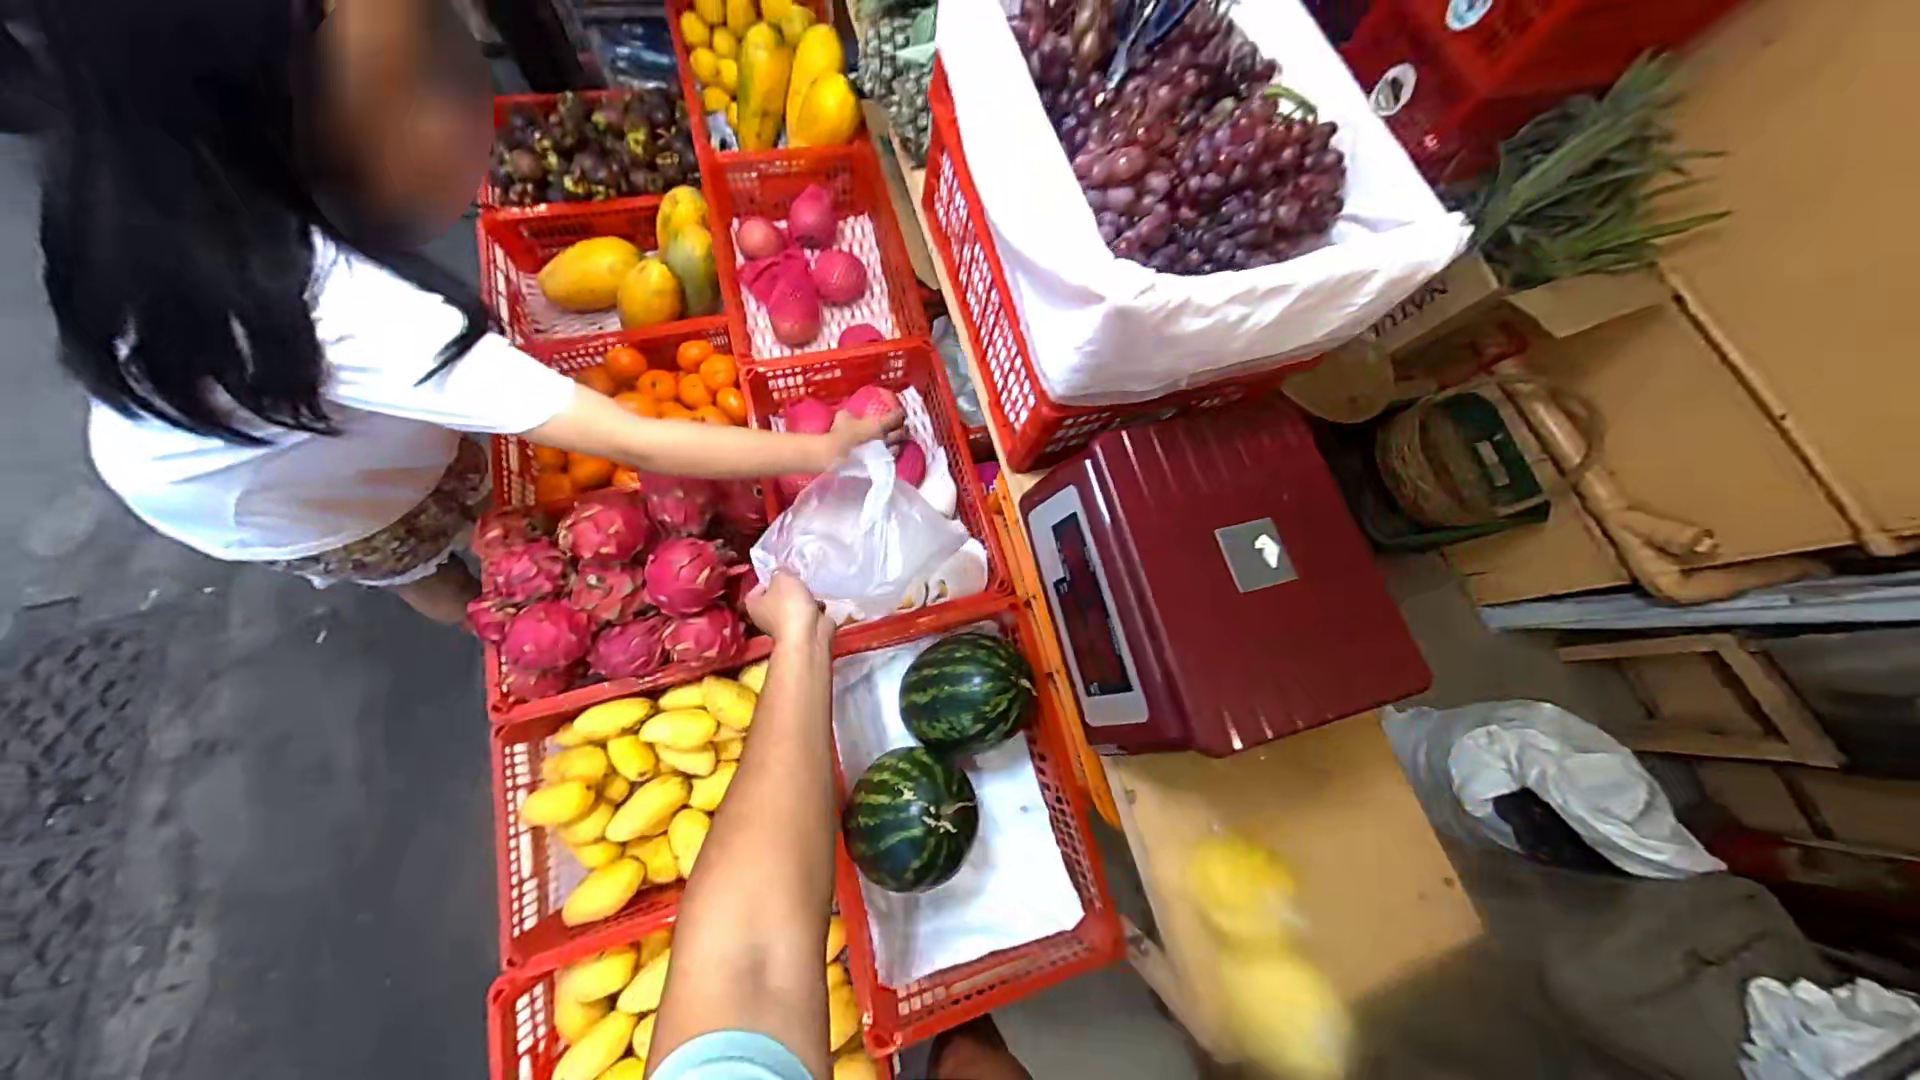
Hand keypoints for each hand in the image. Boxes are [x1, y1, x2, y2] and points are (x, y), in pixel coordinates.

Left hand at [745, 571, 832, 646]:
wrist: (808, 632)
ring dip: (804, 598)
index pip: (756, 589)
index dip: (768, 581)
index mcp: (753, 605)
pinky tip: (819, 604)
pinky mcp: (802, 629)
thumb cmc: (789, 603)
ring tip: (812, 591)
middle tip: (799, 581)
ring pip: (794, 604)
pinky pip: (808, 613)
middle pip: (777, 596)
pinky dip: (814, 609)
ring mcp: (784, 625)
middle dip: (790, 588)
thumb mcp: (782, 577)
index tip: (782, 575)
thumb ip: (780, 572)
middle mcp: (765, 617)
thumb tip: (780, 573)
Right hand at [822, 407, 904, 466]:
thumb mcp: (844, 416)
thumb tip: (853, 415)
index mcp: (880, 425)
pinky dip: (891, 453)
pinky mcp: (880, 464)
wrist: (834, 456)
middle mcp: (886, 439)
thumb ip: (853, 414)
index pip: (897, 416)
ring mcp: (884, 453)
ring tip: (894, 439)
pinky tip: (886, 452)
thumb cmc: (840, 433)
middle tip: (899, 425)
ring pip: (899, 446)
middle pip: (902, 432)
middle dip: (902, 427)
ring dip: (898, 442)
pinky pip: (891, 457)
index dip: (899, 413)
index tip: (898, 412)